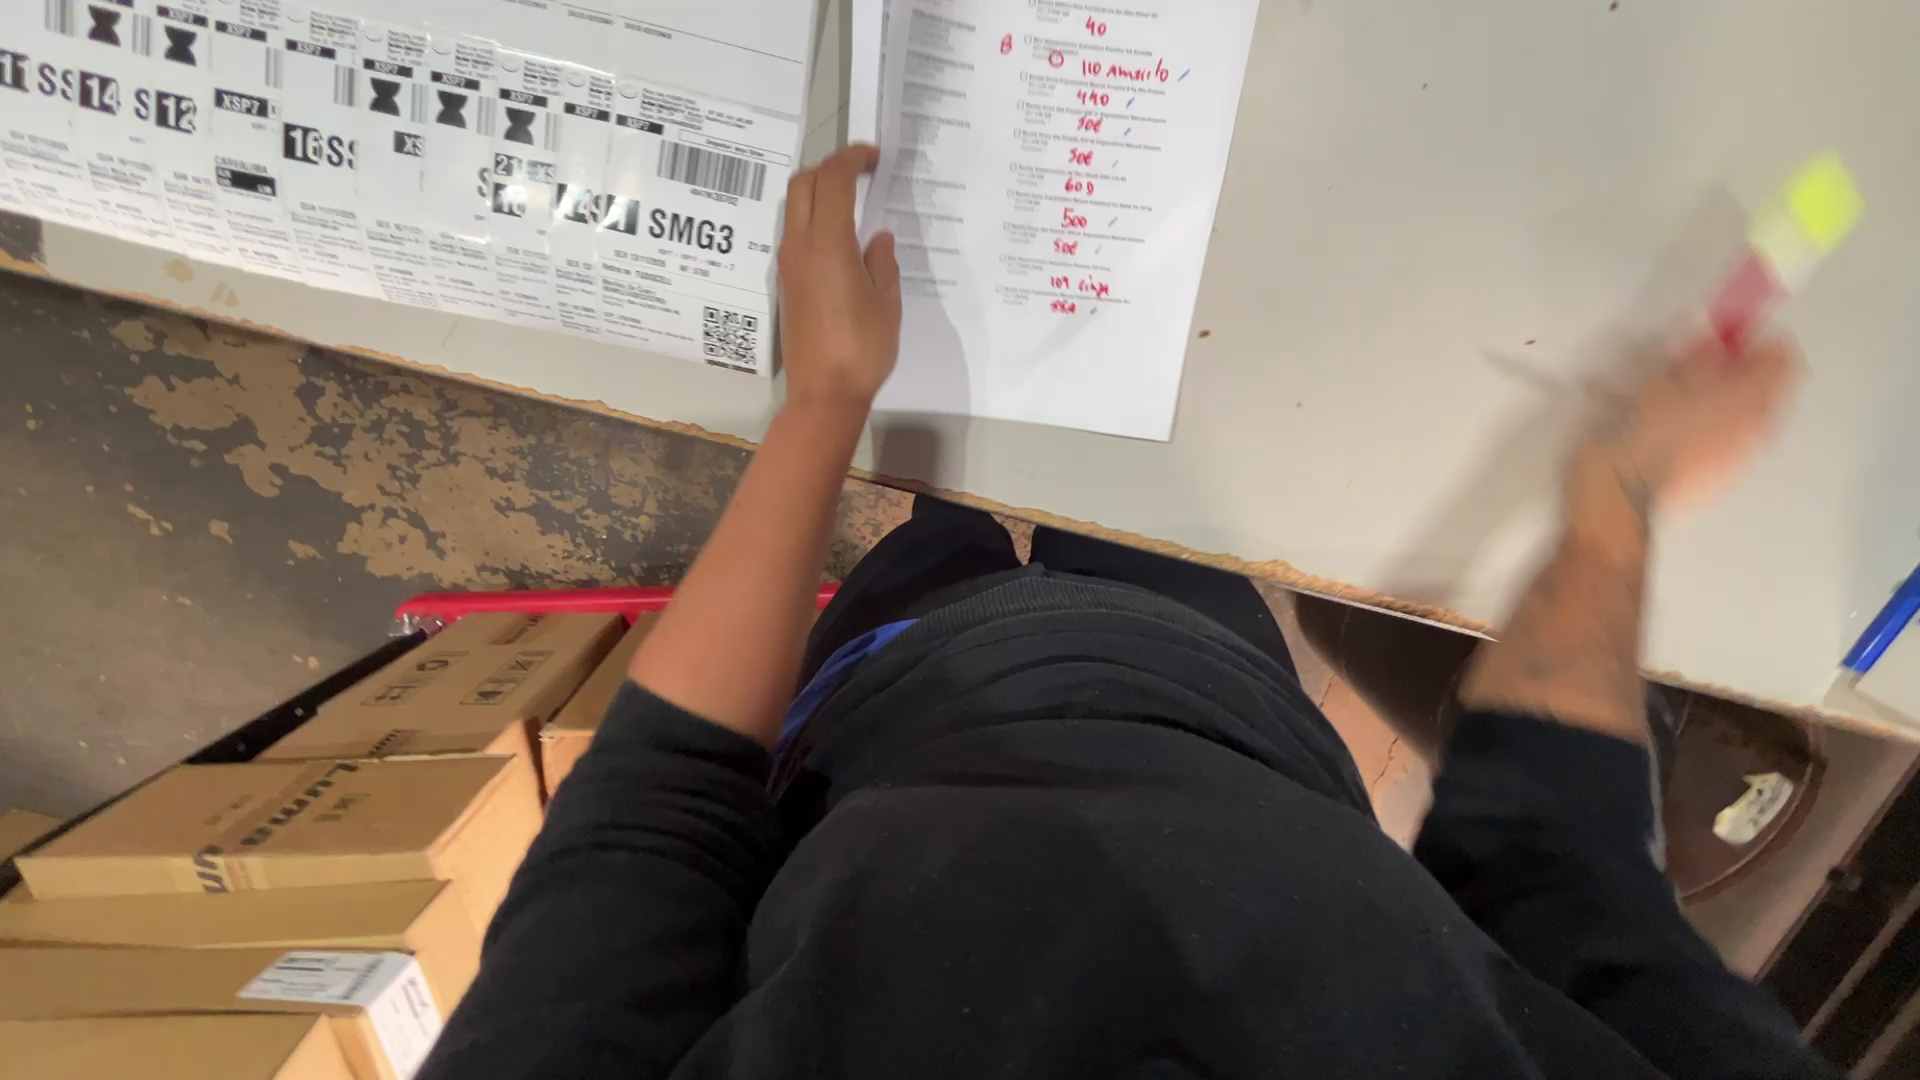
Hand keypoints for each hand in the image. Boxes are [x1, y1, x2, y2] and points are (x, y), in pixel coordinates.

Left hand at [777, 144, 901, 409]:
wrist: (824, 393)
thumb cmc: (862, 350)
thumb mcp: (887, 304)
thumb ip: (882, 263)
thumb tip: (877, 239)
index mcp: (829, 244)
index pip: (833, 180)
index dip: (853, 158)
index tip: (874, 157)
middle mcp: (800, 247)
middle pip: (803, 183)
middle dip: (830, 168)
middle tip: (861, 175)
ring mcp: (788, 265)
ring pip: (794, 208)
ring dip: (818, 193)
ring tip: (851, 203)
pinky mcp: (786, 284)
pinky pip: (795, 235)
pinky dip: (813, 220)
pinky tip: (839, 239)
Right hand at [1569, 333, 1800, 516]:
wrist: (1617, 501)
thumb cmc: (1636, 437)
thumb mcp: (1660, 386)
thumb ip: (1696, 358)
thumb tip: (1714, 334)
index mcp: (1752, 401)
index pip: (1781, 359)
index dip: (1751, 345)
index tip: (1715, 343)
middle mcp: (1759, 428)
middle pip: (1762, 390)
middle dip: (1731, 377)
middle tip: (1685, 375)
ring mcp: (1741, 457)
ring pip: (1740, 419)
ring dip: (1714, 406)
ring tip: (1668, 409)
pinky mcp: (1718, 479)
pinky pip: (1721, 444)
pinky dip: (1702, 433)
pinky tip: (1667, 440)